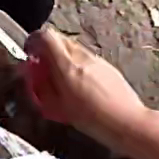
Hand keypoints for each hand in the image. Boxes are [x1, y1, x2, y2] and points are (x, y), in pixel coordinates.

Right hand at [25, 27, 149, 149]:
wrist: (128, 122)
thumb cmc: (94, 120)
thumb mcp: (59, 108)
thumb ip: (43, 87)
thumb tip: (32, 74)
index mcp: (67, 66)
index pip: (45, 36)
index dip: (33, 41)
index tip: (30, 53)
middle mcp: (82, 57)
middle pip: (59, 39)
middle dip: (46, 49)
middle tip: (42, 68)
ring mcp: (96, 59)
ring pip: (72, 48)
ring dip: (62, 57)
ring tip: (61, 80)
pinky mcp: (106, 65)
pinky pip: (85, 57)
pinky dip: (76, 64)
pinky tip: (79, 85)